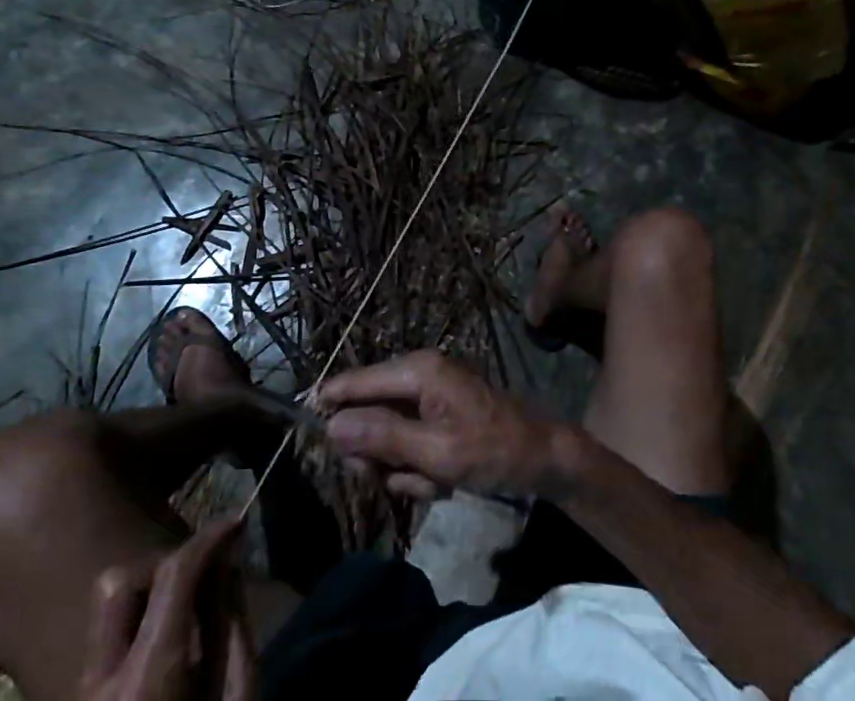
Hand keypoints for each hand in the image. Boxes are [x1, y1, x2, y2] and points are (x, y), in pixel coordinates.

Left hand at [78, 516, 254, 700]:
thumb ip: (231, 632)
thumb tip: (228, 566)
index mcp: (150, 682)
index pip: (174, 579)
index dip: (208, 540)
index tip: (237, 521)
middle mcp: (104, 680)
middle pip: (120, 580)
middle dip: (164, 565)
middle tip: (202, 581)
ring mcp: (86, 690)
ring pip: (107, 603)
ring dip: (149, 591)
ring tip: (186, 615)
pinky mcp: (83, 695)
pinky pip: (107, 633)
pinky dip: (140, 619)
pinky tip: (167, 643)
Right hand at [318, 351, 571, 500]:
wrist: (547, 460)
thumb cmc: (495, 451)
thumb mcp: (436, 452)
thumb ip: (382, 437)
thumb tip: (331, 426)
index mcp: (417, 371)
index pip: (354, 382)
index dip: (328, 406)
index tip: (308, 433)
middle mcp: (418, 375)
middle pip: (366, 413)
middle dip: (376, 454)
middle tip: (389, 480)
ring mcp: (428, 396)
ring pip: (385, 435)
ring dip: (400, 468)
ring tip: (431, 484)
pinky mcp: (437, 415)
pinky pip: (407, 442)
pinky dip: (417, 467)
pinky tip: (441, 481)